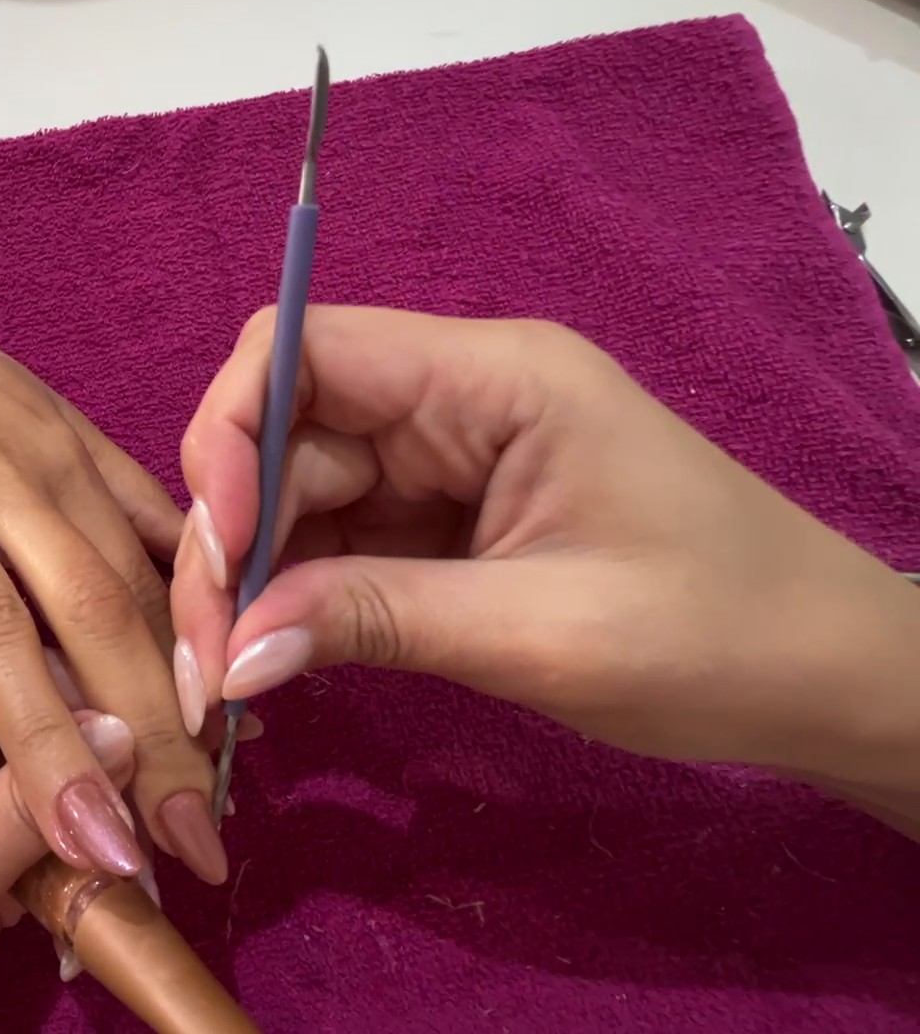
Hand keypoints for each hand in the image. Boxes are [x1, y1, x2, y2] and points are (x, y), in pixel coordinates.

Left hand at [0, 662, 136, 1033]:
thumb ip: (26, 803)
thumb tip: (127, 729)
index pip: (9, 677)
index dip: (85, 708)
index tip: (164, 750)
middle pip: (41, 725)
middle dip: (105, 770)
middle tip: (175, 819)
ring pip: (58, 780)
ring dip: (107, 821)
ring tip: (163, 860)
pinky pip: (55, 830)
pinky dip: (91, 858)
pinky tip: (127, 881)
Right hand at [171, 304, 919, 795]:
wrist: (827, 685)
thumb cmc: (724, 638)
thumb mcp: (547, 632)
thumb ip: (374, 622)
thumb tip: (233, 654)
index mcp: (487, 378)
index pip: (300, 350)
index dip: (234, 432)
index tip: (223, 545)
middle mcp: (435, 402)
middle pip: (273, 435)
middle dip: (227, 535)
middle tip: (208, 644)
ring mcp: (415, 460)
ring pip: (277, 494)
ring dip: (241, 575)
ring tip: (227, 663)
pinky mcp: (404, 517)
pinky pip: (309, 539)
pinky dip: (275, 594)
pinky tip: (262, 647)